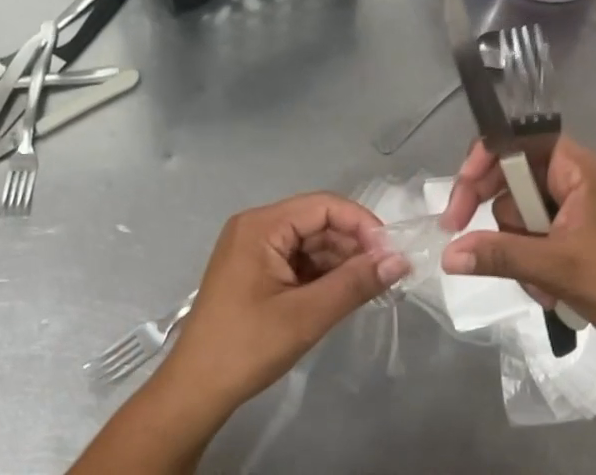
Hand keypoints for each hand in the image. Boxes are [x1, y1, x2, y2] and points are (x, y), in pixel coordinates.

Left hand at [155, 192, 408, 411]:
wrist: (196, 389)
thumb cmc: (247, 346)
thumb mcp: (307, 315)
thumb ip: (355, 283)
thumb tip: (399, 260)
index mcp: (261, 225)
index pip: (323, 206)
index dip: (362, 225)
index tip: (392, 254)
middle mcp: (255, 227)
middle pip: (317, 221)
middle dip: (353, 244)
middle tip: (387, 274)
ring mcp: (252, 249)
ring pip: (309, 242)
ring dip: (341, 261)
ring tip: (371, 287)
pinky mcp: (254, 271)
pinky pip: (297, 260)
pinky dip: (322, 274)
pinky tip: (344, 293)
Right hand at [440, 137, 595, 348]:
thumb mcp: (555, 266)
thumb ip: (499, 254)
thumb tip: (447, 254)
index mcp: (576, 168)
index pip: (518, 141)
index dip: (484, 159)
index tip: (461, 193)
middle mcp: (572, 180)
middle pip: (511, 179)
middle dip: (497, 216)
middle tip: (460, 233)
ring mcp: (573, 209)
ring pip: (518, 214)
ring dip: (517, 249)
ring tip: (540, 282)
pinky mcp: (573, 236)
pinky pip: (532, 237)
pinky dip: (530, 262)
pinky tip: (549, 290)